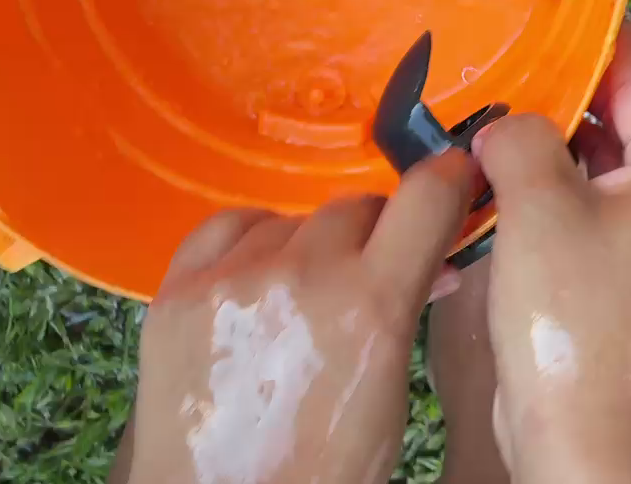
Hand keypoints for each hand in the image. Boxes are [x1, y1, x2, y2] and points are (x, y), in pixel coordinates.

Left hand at [120, 151, 473, 483]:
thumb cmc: (325, 472)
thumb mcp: (391, 394)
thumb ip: (409, 308)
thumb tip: (434, 258)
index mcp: (370, 305)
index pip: (425, 198)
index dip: (446, 180)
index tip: (451, 177)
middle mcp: (303, 273)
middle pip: (355, 206)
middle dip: (371, 236)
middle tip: (362, 276)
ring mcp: (234, 277)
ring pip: (295, 219)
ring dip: (308, 246)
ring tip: (298, 298)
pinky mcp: (180, 288)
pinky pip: (230, 225)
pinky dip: (252, 241)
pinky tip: (254, 275)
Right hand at [474, 22, 630, 481]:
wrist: (584, 443)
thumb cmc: (568, 314)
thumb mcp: (536, 201)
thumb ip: (521, 134)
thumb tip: (508, 126)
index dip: (602, 40)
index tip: (558, 10)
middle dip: (570, 95)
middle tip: (510, 68)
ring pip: (613, 168)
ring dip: (562, 145)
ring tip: (502, 118)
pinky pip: (604, 208)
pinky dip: (565, 187)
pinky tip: (514, 181)